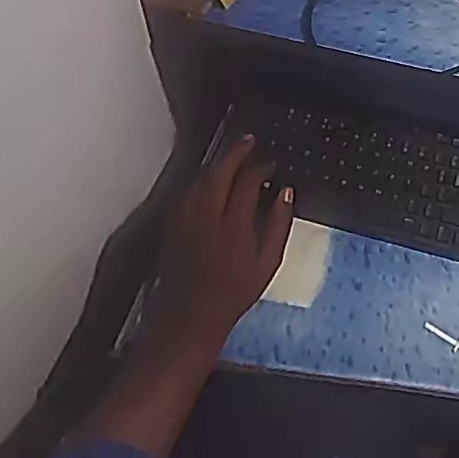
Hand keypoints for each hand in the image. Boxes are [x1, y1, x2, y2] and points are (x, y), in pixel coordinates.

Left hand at [153, 135, 293, 349]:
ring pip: (201, 178)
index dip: (260, 167)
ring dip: (217, 163)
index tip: (270, 164)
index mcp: (234, 226)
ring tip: (232, 155)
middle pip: (220, 172)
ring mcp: (186, 219)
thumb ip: (278, 225)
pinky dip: (201, 179)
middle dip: (236, 152)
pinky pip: (188, 191)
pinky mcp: (173, 224)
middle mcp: (207, 217)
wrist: (191, 316)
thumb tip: (286, 193)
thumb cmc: (234, 292)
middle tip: (249, 140)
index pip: (247, 182)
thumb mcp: (267, 263)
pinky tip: (211, 179)